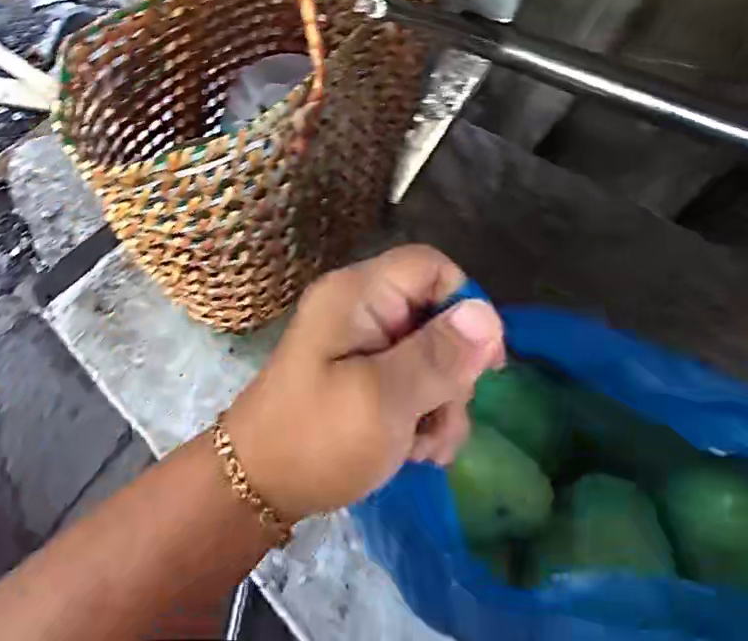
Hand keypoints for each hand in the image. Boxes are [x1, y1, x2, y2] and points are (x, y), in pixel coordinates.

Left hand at [223, 244, 505, 520]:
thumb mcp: (384, 399)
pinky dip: (421, 413)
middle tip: (438, 418)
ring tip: (423, 448)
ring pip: (430, 354)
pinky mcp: (361, 371)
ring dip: (440, 403)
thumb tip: (487, 313)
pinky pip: (411, 378)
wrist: (260, 482)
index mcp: (355, 294)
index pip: (430, 266)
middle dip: (452, 372)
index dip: (465, 307)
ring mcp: (358, 340)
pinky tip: (414, 451)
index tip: (481, 365)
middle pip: (436, 315)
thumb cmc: (318, 437)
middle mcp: (358, 306)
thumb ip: (436, 356)